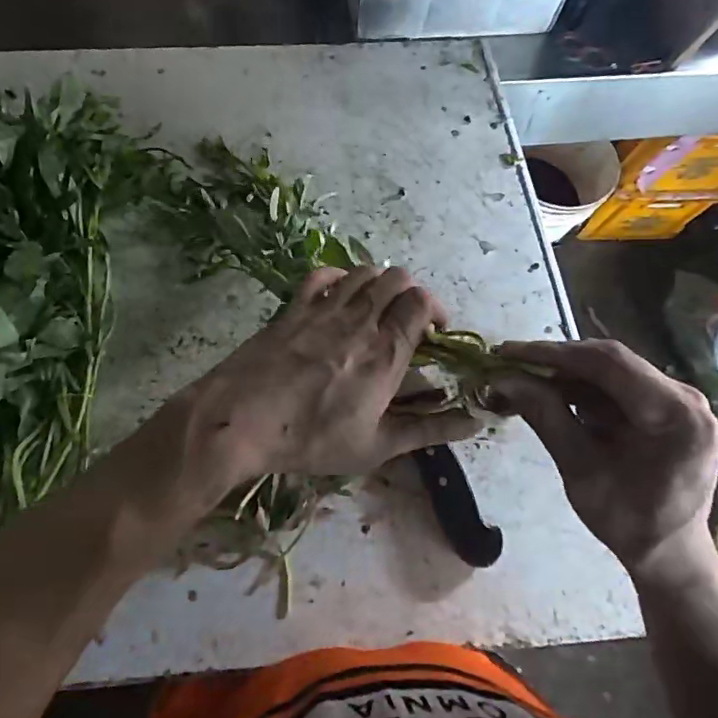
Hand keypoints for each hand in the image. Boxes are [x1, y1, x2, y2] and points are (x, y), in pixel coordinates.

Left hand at [180, 266, 481, 490]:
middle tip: (407, 319)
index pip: (422, 303)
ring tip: (377, 307)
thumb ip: (429, 430)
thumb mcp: (376, 445)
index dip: (435, 310)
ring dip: (379, 283)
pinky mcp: (292, 308)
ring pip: (364, 271)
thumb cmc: (311, 439)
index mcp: (385, 352)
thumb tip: (476, 422)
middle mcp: (359, 320)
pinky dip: (338, 278)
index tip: (434, 332)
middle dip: (411, 292)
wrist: (240, 420)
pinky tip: (338, 296)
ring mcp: (323, 309)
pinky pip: (322, 275)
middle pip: (398, 278)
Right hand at [492, 340, 717, 577]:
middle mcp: (685, 396)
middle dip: (557, 361)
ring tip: (524, 379)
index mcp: (675, 413)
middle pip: (611, 361)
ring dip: (567, 374)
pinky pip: (619, 386)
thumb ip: (546, 416)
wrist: (670, 555)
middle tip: (510, 364)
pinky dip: (584, 388)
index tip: (509, 353)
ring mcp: (679, 399)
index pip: (608, 363)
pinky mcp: (667, 406)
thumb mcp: (581, 469)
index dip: (554, 353)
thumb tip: (504, 379)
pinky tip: (552, 393)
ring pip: (612, 370)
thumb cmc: (629, 522)